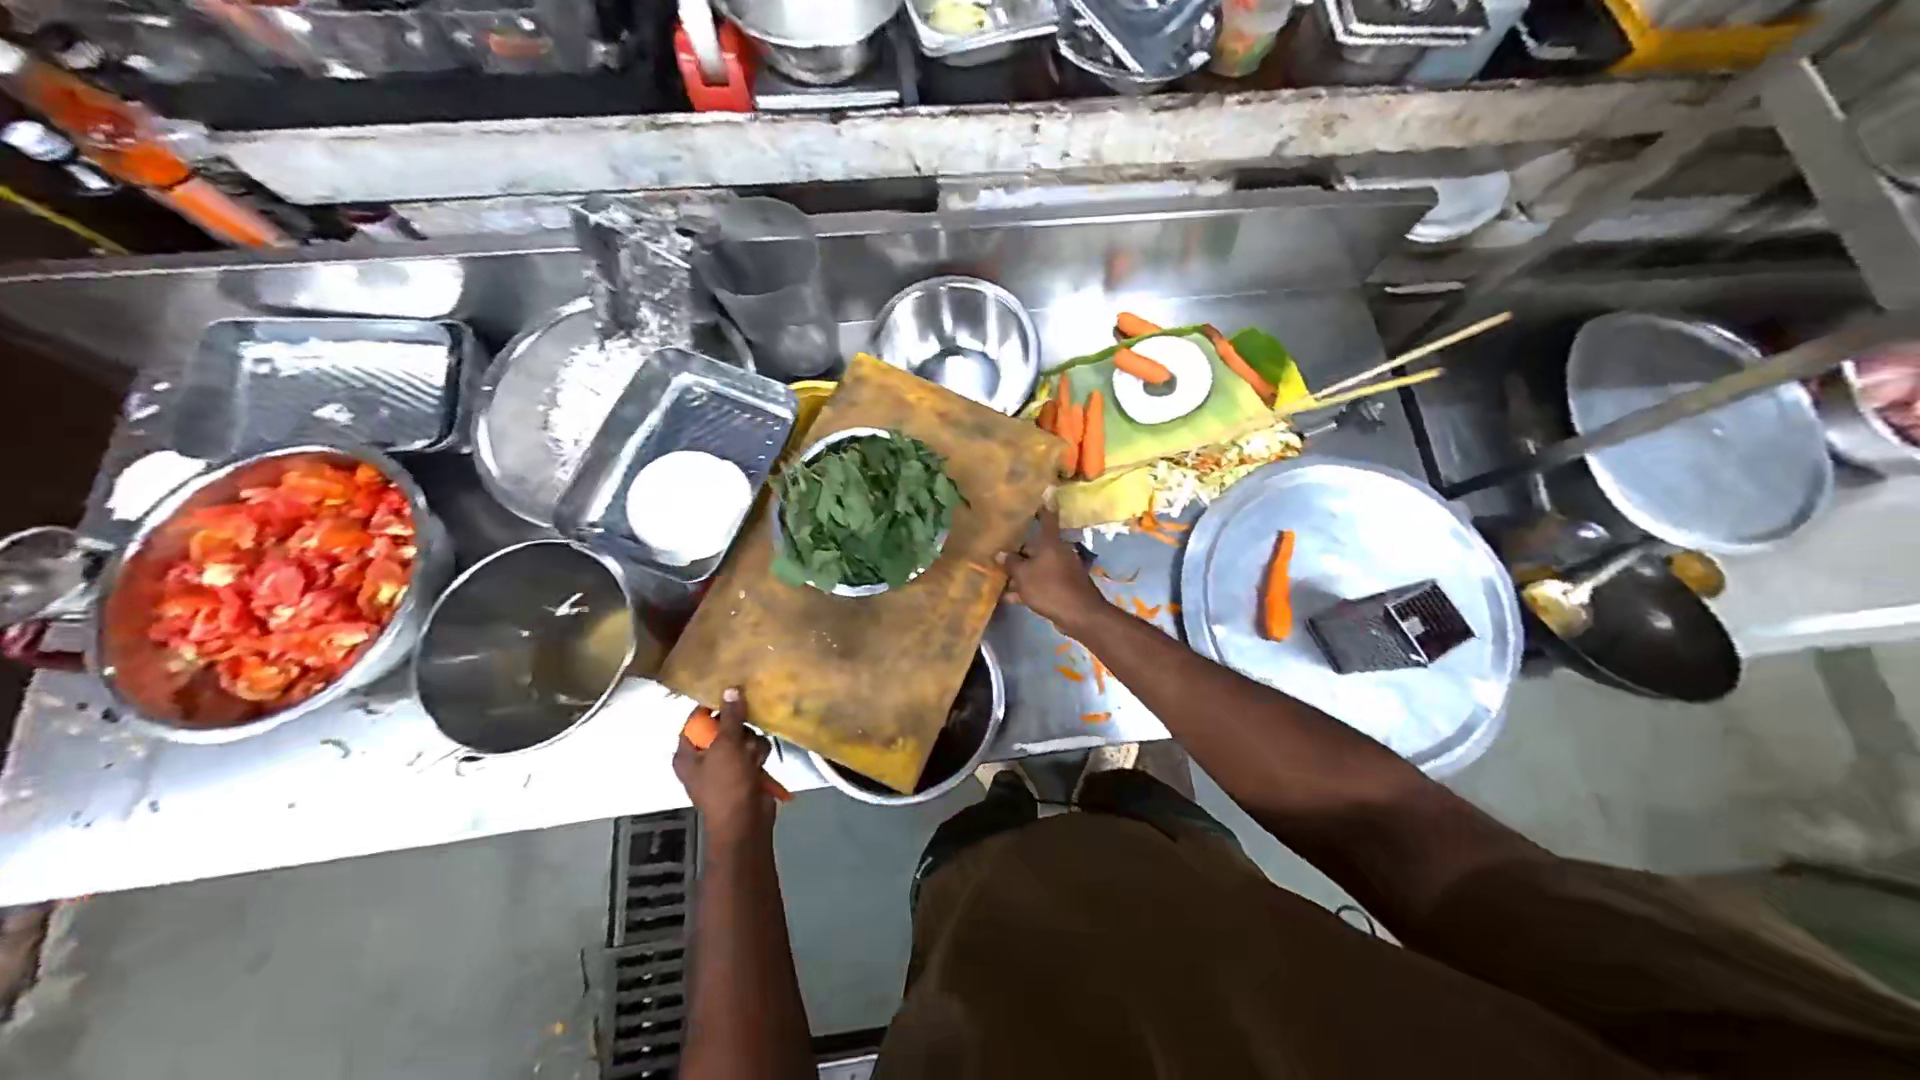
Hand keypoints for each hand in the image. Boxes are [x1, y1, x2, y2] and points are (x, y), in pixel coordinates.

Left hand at [675, 687, 776, 844]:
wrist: (745, 823)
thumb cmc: (726, 784)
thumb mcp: (726, 746)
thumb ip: (730, 716)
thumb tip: (731, 688)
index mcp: (687, 753)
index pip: (697, 719)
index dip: (714, 707)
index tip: (733, 695)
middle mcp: (703, 757)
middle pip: (724, 726)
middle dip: (739, 729)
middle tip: (743, 734)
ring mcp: (725, 765)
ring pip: (742, 737)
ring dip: (751, 743)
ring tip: (753, 755)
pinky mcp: (744, 771)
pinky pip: (753, 751)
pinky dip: (758, 754)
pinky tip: (760, 763)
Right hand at [998, 508, 1109, 633]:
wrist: (1080, 614)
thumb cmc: (1050, 587)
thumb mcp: (1024, 575)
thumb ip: (1011, 563)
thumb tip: (1001, 553)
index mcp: (1050, 542)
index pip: (1046, 518)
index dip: (1040, 508)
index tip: (1036, 497)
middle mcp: (1058, 552)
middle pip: (1036, 547)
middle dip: (1018, 552)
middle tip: (998, 553)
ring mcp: (1061, 569)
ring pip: (1037, 566)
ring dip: (1020, 573)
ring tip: (999, 579)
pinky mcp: (1062, 587)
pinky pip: (1041, 582)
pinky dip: (1027, 588)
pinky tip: (1010, 597)